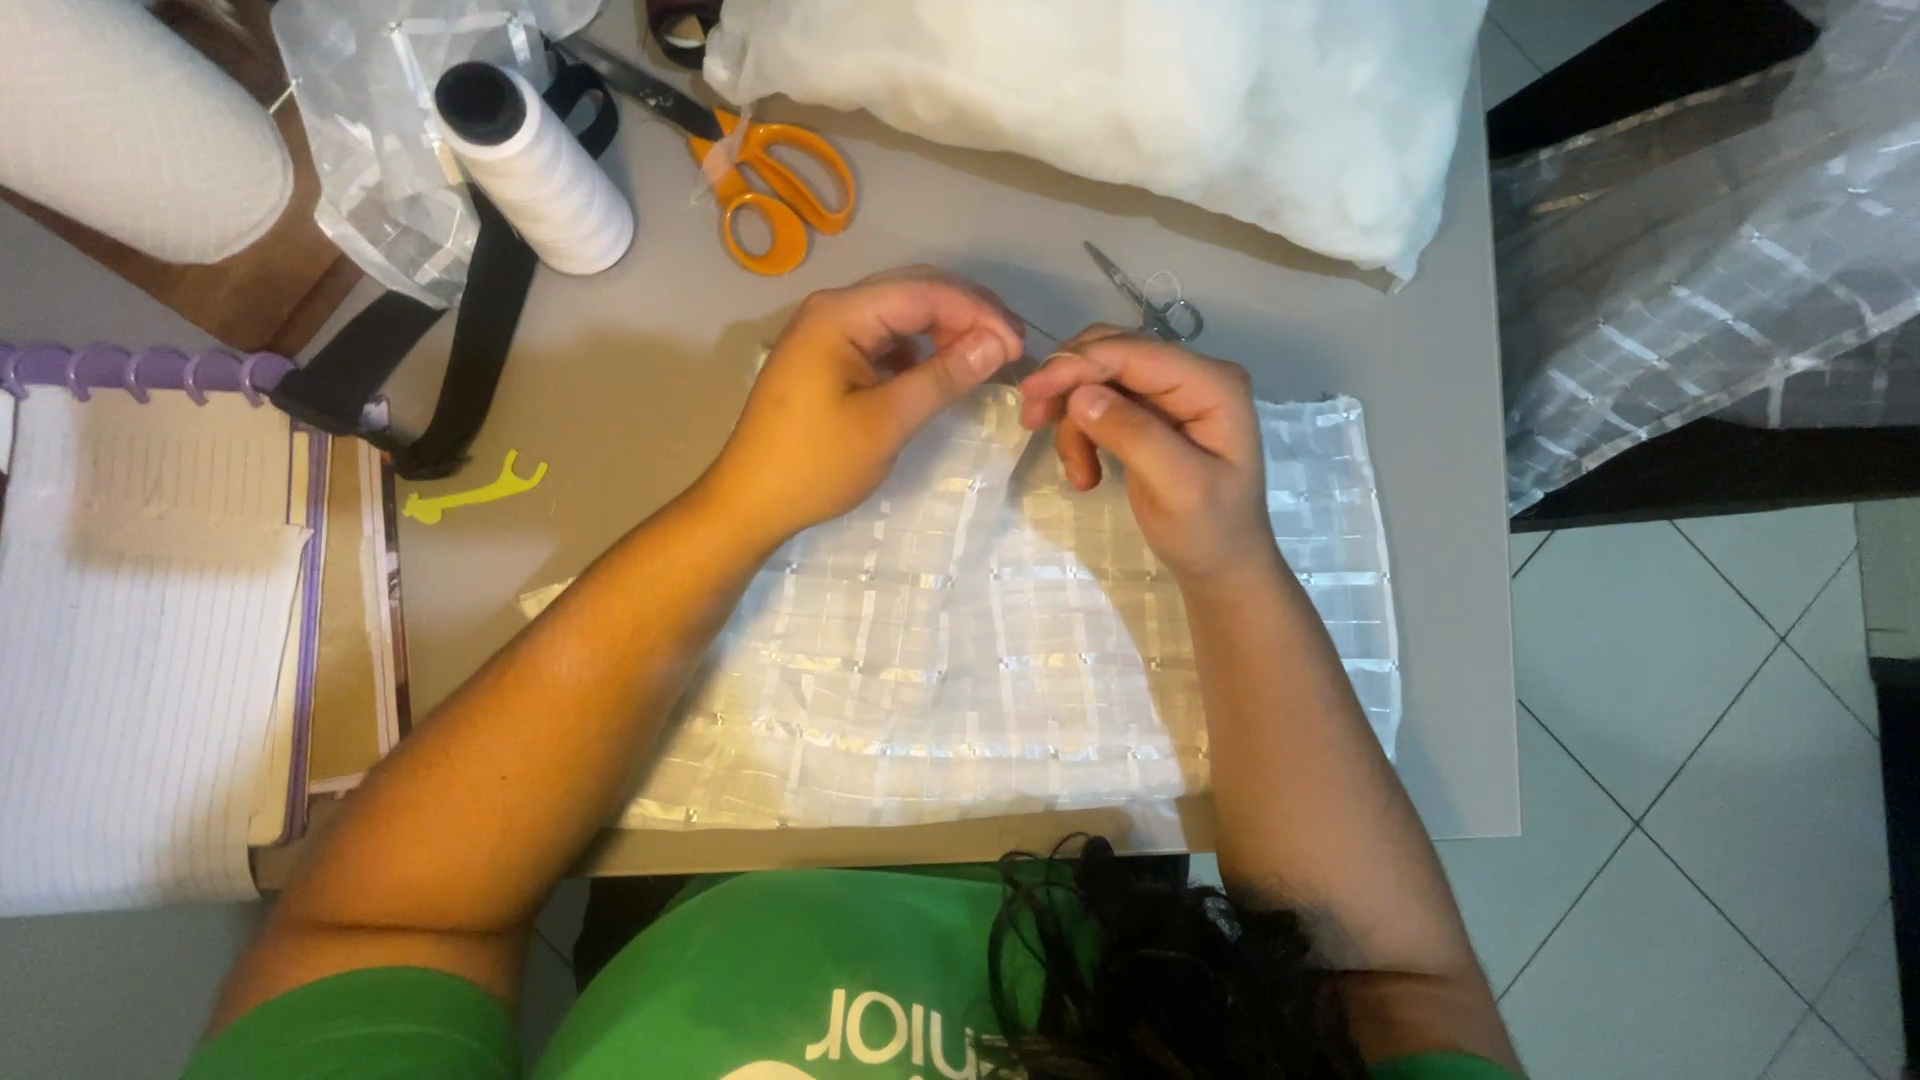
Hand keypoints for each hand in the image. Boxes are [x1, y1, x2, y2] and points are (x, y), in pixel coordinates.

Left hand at [699, 266, 1025, 543]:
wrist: (750, 501)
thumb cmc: (816, 464)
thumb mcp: (886, 422)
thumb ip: (943, 377)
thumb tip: (996, 344)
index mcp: (840, 314)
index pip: (925, 292)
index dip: (978, 313)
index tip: (1017, 346)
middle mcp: (831, 309)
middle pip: (913, 292)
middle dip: (966, 314)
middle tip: (1010, 346)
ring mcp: (825, 332)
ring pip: (899, 315)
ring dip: (944, 330)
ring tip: (982, 358)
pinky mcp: (826, 358)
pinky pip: (882, 339)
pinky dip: (917, 350)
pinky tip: (938, 372)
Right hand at [1018, 325, 1276, 585]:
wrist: (1221, 563)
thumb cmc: (1210, 531)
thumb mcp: (1179, 488)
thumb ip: (1134, 436)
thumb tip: (1081, 396)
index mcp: (1212, 384)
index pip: (1135, 353)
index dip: (1079, 364)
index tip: (1031, 393)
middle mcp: (1192, 377)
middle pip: (1112, 354)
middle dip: (1069, 385)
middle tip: (1033, 421)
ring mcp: (1169, 395)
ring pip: (1097, 380)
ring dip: (1073, 422)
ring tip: (1077, 473)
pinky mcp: (1148, 414)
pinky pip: (1099, 405)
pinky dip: (1080, 435)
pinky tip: (1084, 474)